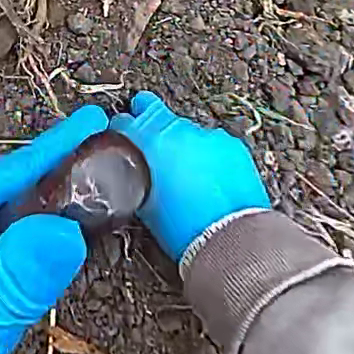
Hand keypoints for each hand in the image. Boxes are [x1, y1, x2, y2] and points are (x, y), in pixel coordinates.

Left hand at [0, 106, 107, 353]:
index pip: (16, 169)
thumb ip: (22, 273)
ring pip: (4, 217)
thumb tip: (68, 228)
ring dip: (33, 234)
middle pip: (13, 190)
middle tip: (94, 212)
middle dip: (53, 203)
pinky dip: (14, 252)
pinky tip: (20, 280)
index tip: (97, 120)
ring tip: (54, 259)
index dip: (64, 146)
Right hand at [107, 91, 269, 261]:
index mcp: (152, 144)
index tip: (123, 129)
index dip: (122, 126)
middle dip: (149, 121)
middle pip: (157, 115)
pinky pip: (212, 142)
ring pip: (186, 130)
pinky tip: (208, 175)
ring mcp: (207, 135)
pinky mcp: (231, 144)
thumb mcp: (145, 202)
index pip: (127, 121)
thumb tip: (135, 167)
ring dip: (182, 143)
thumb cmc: (184, 230)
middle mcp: (179, 132)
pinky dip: (207, 153)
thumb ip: (137, 174)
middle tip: (147, 131)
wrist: (230, 239)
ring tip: (185, 170)